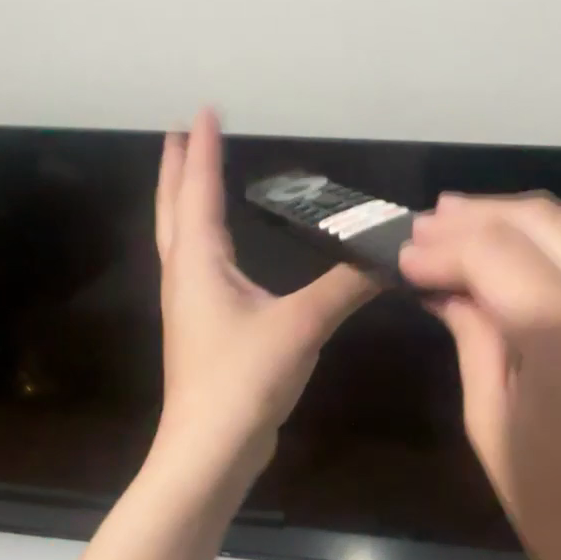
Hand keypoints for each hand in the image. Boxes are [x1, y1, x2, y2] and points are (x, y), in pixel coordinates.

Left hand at [153, 109, 379, 470]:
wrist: (210, 449)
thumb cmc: (244, 380)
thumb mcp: (301, 325)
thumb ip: (345, 286)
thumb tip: (387, 254)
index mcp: (199, 263)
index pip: (198, 191)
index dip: (202, 149)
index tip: (204, 110)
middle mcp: (186, 278)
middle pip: (174, 212)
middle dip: (176, 172)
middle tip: (179, 135)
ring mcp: (190, 309)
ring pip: (181, 243)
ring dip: (184, 206)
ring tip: (193, 182)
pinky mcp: (203, 334)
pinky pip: (198, 271)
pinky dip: (203, 244)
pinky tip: (223, 257)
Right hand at [398, 194, 560, 559]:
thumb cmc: (558, 507)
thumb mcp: (492, 423)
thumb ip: (474, 338)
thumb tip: (444, 288)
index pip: (495, 253)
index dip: (442, 247)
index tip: (399, 254)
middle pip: (540, 221)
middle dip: (477, 216)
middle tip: (423, 226)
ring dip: (513, 219)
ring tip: (456, 225)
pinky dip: (545, 243)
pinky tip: (506, 254)